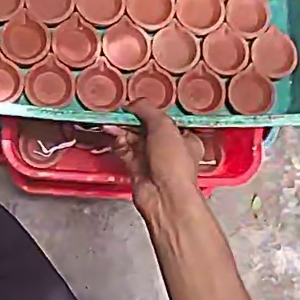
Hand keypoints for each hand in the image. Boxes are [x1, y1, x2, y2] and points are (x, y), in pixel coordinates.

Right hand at [106, 101, 202, 219]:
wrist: (164, 196)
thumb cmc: (175, 166)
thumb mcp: (164, 126)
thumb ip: (147, 111)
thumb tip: (134, 103)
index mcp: (185, 139)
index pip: (167, 120)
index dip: (151, 111)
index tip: (137, 104)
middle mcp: (170, 151)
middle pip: (148, 129)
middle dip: (133, 121)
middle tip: (121, 113)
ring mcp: (153, 162)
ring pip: (135, 141)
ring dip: (123, 131)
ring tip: (113, 123)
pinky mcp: (138, 171)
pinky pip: (126, 153)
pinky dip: (120, 144)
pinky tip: (115, 138)